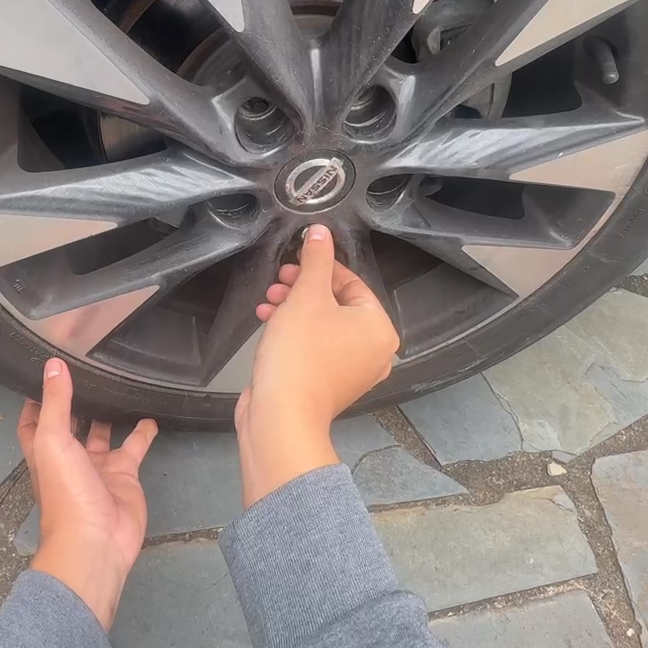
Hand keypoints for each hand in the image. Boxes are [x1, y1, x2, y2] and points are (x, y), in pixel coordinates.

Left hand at [18, 358, 157, 628]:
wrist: (97, 540)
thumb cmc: (66, 491)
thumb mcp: (53, 440)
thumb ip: (55, 402)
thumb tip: (53, 364)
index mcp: (44, 450)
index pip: (34, 420)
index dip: (38, 398)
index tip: (47, 371)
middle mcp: (69, 456)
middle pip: (71, 423)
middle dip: (77, 401)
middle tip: (90, 367)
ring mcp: (98, 466)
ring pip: (103, 432)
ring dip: (109, 412)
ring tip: (119, 382)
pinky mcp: (125, 474)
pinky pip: (135, 446)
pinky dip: (143, 430)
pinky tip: (150, 412)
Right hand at [236, 223, 399, 505]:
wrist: (281, 417)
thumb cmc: (300, 352)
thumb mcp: (306, 296)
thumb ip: (316, 259)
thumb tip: (321, 231)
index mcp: (380, 328)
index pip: (352, 282)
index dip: (319, 267)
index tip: (292, 263)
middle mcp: (374, 351)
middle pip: (336, 303)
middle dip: (302, 288)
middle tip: (278, 282)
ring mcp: (351, 371)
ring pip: (322, 324)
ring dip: (293, 308)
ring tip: (267, 302)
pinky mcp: (327, 384)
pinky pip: (315, 346)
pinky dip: (294, 332)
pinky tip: (268, 323)